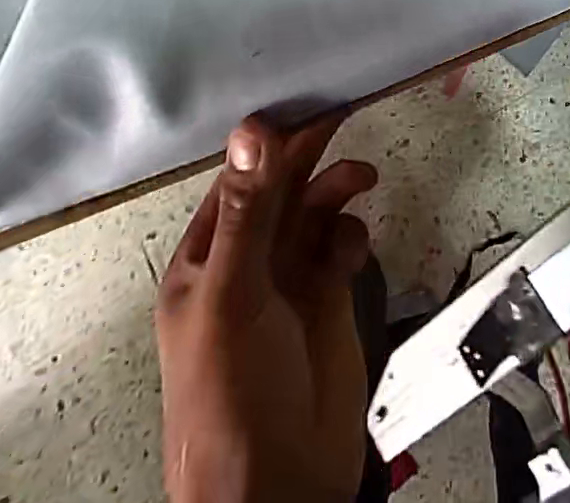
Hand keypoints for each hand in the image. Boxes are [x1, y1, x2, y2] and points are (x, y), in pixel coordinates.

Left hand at [156, 114, 378, 502]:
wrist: (281, 484)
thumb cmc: (233, 392)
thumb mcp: (234, 294)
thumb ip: (248, 212)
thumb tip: (251, 133)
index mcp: (208, 259)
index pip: (237, 182)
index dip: (267, 144)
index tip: (303, 105)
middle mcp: (248, 262)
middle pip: (280, 191)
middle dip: (308, 155)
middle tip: (343, 114)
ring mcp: (289, 281)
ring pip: (315, 213)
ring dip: (336, 190)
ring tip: (361, 179)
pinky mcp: (327, 298)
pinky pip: (341, 247)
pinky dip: (350, 236)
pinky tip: (354, 246)